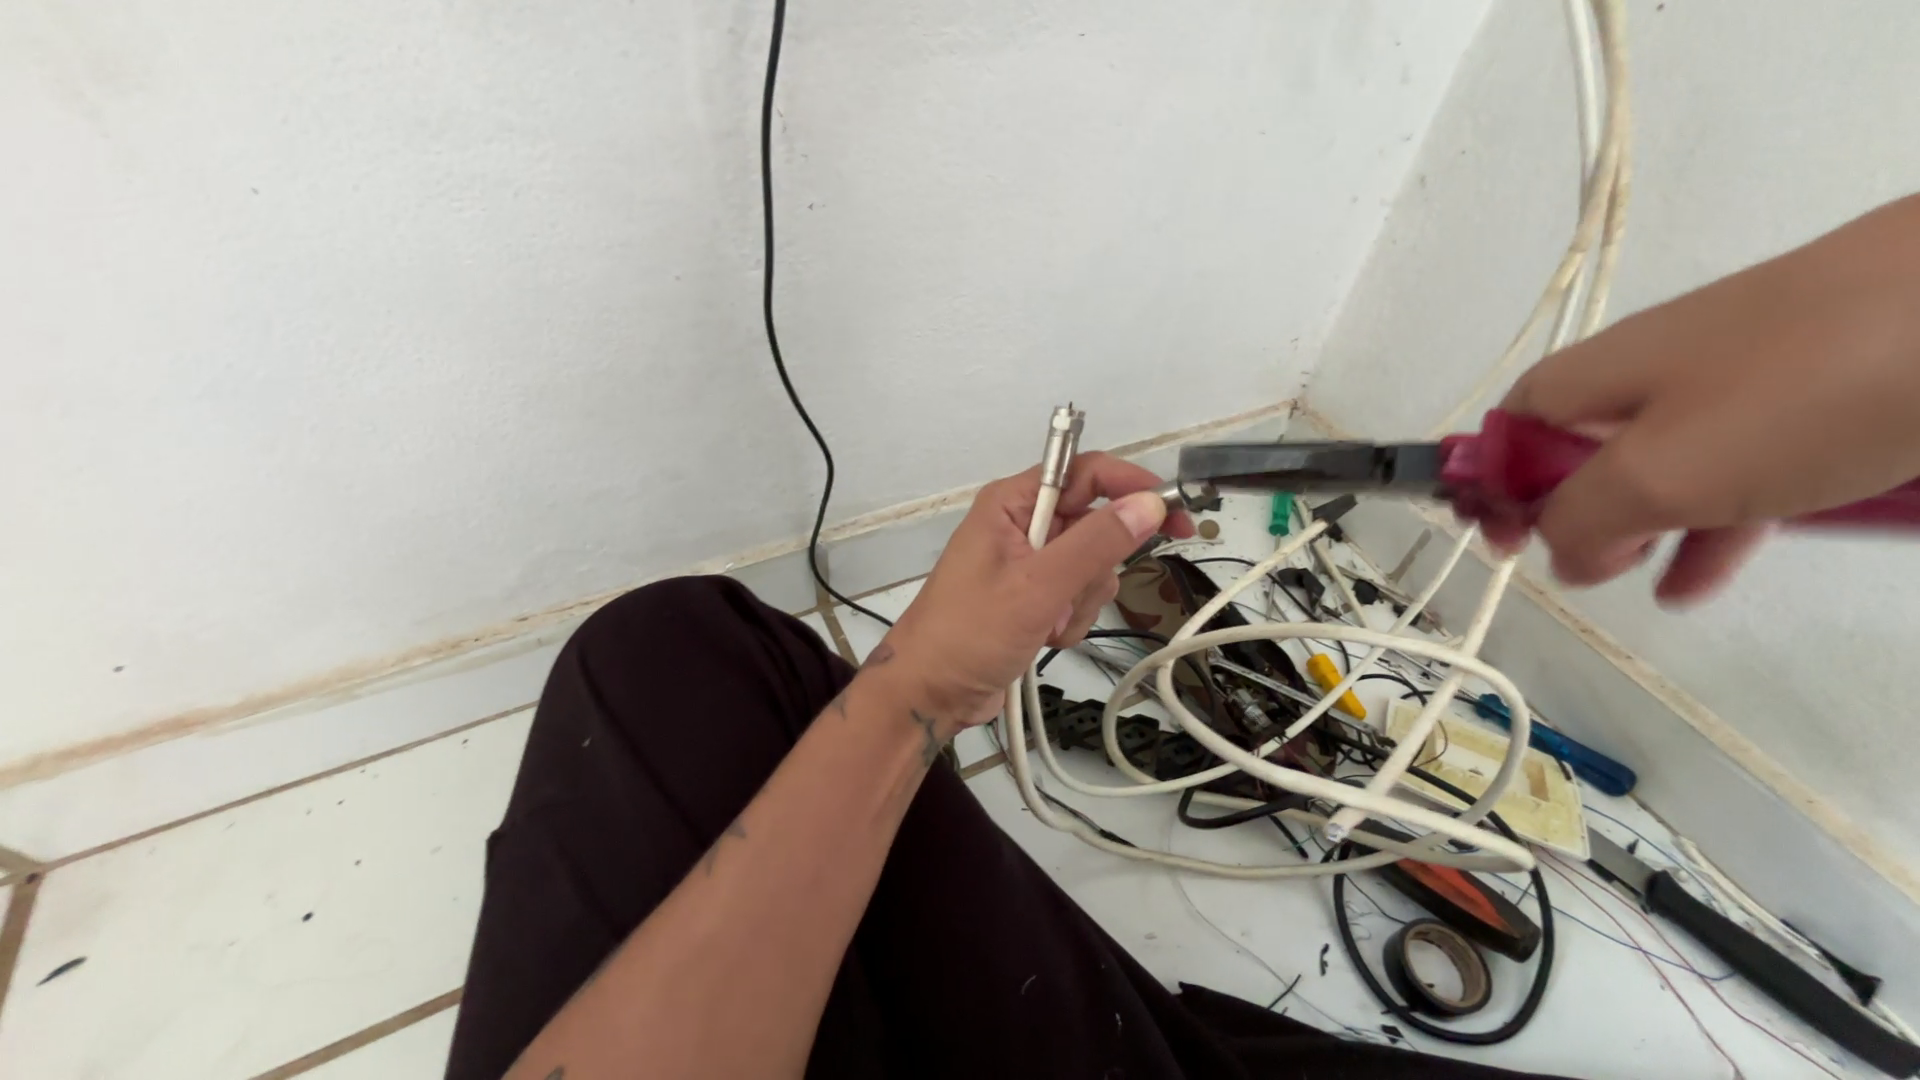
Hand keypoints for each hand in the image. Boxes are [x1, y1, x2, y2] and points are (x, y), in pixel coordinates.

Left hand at [875, 452, 1190, 729]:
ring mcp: (1029, 564)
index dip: (1132, 487)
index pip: (1087, 473)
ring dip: (1081, 601)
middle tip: (1072, 594)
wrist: (931, 693)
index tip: (1175, 514)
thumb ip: (1097, 543)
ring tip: (1047, 622)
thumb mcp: (1038, 585)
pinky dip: (1070, 619)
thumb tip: (1150, 502)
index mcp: (1013, 502)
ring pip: (1092, 567)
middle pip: (1095, 525)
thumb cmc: (971, 632)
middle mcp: (1022, 525)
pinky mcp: (1034, 598)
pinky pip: (1077, 597)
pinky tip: (1044, 636)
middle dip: (1095, 568)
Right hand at [1494, 193, 1919, 604]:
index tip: (1502, 542)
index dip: (1488, 491)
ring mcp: (1722, 389)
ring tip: (1645, 583)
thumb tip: (1563, 553)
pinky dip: (1709, 526)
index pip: (1501, 438)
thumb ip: (1579, 522)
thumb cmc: (1790, 392)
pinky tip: (1706, 576)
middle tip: (1590, 568)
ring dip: (1638, 532)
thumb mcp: (1654, 475)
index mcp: (1582, 383)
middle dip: (1567, 519)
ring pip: (1653, 473)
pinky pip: (1731, 475)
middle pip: (1571, 458)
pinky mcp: (1799, 402)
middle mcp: (1637, 380)